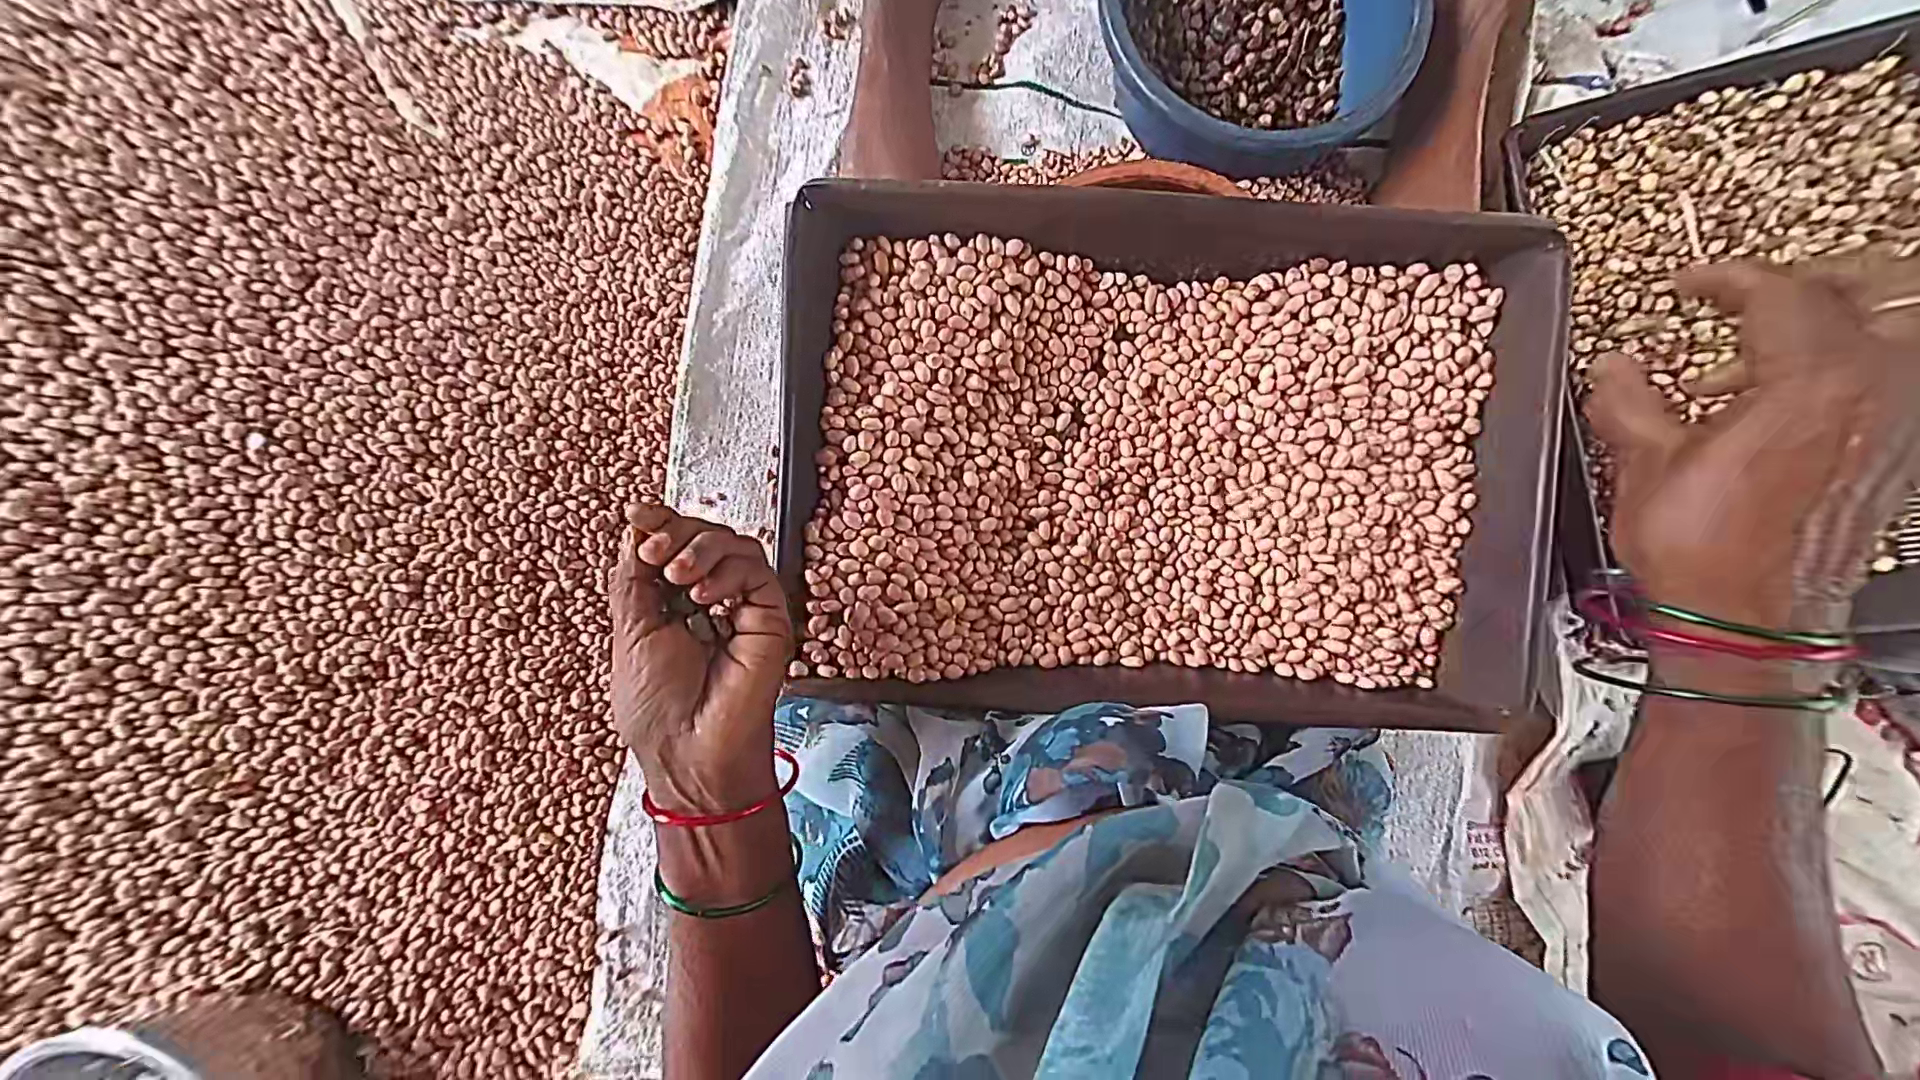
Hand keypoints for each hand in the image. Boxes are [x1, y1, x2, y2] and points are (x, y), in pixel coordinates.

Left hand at [609, 503, 793, 813]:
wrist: (687, 749)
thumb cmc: (657, 704)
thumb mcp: (631, 630)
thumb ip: (634, 577)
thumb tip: (636, 527)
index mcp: (679, 600)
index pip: (679, 544)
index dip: (662, 523)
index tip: (638, 514)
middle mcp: (715, 597)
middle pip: (709, 536)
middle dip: (679, 533)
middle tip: (655, 553)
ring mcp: (745, 606)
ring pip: (738, 545)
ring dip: (703, 548)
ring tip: (678, 577)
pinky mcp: (771, 616)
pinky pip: (758, 571)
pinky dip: (729, 571)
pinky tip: (704, 596)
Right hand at [1586, 258, 1919, 630]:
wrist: (1749, 612)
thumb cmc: (1700, 545)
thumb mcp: (1643, 463)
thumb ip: (1629, 401)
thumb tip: (1613, 366)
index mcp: (1813, 385)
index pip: (1785, 296)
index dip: (1729, 279)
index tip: (1690, 281)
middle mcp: (1879, 391)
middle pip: (1879, 292)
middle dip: (1806, 284)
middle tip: (1740, 296)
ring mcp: (1899, 420)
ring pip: (1889, 333)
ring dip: (1816, 329)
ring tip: (1731, 365)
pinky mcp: (1894, 449)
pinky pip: (1882, 378)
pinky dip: (1829, 368)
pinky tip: (1761, 405)